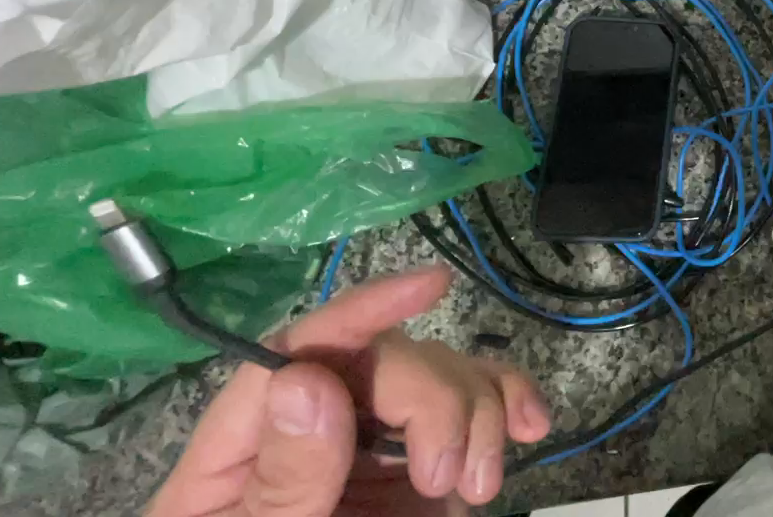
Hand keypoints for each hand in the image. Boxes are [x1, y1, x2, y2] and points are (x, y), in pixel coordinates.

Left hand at [149, 267, 549, 516]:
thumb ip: (280, 487)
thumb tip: (304, 380)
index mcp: (240, 453)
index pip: (296, 350)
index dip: (361, 310)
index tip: (433, 286)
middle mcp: (314, 428)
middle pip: (389, 361)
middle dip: (437, 401)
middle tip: (450, 476)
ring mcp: (374, 444)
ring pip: (445, 373)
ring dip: (481, 413)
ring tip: (483, 486)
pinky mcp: (425, 462)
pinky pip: (477, 403)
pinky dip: (510, 404)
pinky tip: (532, 425)